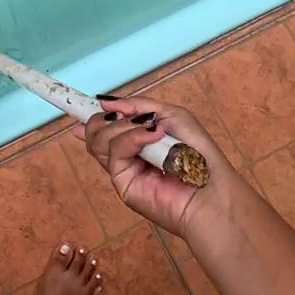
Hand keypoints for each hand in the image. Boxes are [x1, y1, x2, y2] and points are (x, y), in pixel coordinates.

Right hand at [76, 97, 238, 238]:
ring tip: (150, 130)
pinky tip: (152, 136)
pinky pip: (115, 152)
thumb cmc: (198, 152)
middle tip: (119, 117)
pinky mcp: (122, 182)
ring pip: (99, 140)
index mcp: (135, 139)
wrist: (211, 191)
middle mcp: (125, 154)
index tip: (83, 106)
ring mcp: (122, 169)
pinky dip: (131, 138)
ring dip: (121, 127)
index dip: (94, 116)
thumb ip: (139, 106)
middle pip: (96, 132)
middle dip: (103, 119)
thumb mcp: (172, 116)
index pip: (105, 127)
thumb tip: (105, 104)